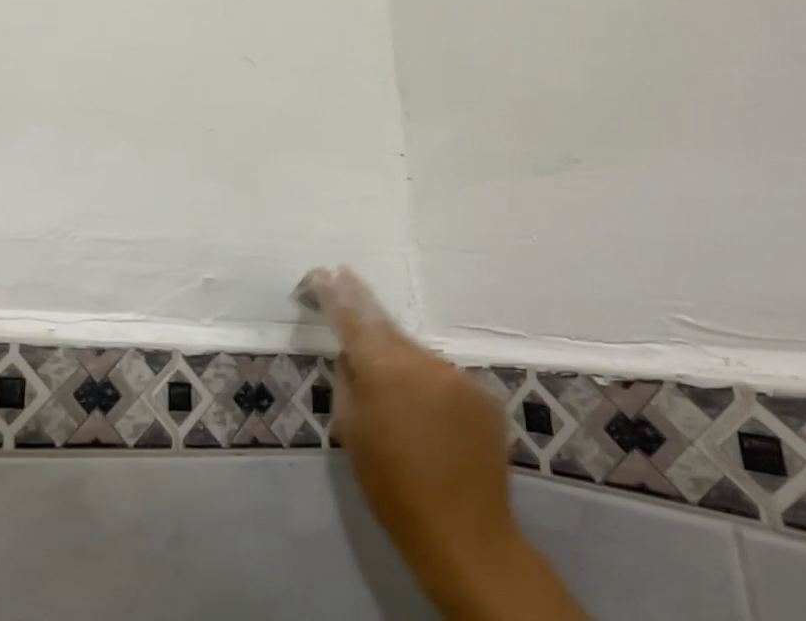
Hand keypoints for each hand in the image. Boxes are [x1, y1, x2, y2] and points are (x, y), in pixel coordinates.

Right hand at [304, 266, 586, 620]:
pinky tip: (420, 409)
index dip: (335, 293)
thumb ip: (349, 380)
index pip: (354, 316)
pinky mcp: (482, 396)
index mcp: (383, 368)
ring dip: (396, 356)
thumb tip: (352, 355)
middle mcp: (423, 361)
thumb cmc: (390, 484)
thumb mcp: (350, 428)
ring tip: (384, 378)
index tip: (323, 273)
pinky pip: (440, 377)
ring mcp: (458, 377)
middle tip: (343, 285)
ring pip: (414, 354)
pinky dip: (424, 382)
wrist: (463, 531)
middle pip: (386, 329)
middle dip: (364, 312)